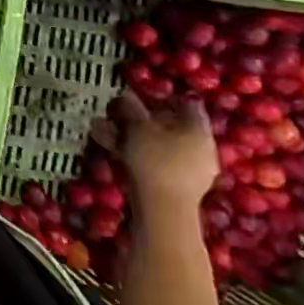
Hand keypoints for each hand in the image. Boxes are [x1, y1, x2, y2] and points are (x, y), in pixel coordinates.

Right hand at [92, 91, 218, 216]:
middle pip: (170, 126)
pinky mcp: (178, 186)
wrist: (165, 210)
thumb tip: (125, 94)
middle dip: (139, 120)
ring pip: (158, 145)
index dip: (162, 97)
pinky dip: (136, 154)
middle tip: (116, 116)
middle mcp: (201, 147)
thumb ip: (131, 108)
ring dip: (131, 137)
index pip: (186, 104)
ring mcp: (191, 169)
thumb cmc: (155, 160)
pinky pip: (156, 161)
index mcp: (199, 129)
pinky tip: (112, 151)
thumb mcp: (137, 127)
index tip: (139, 96)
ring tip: (102, 132)